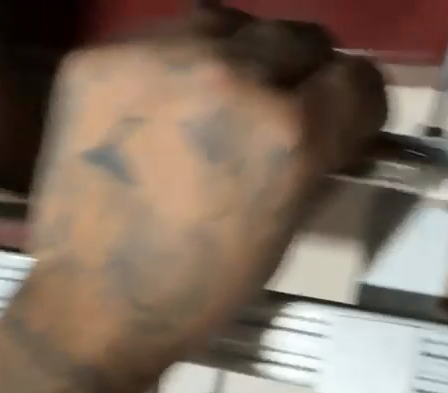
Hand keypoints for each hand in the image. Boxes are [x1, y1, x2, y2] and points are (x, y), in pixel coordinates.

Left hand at [12, 8, 386, 373]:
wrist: (91, 309)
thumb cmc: (194, 296)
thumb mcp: (277, 241)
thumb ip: (311, 170)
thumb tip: (329, 134)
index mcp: (287, 134)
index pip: (356, 80)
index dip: (355, 107)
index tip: (341, 122)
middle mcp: (232, 77)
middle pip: (298, 39)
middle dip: (299, 81)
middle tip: (273, 121)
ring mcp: (160, 59)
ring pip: (229, 26)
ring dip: (239, 61)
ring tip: (216, 110)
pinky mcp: (101, 60)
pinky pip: (160, 43)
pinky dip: (173, 74)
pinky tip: (159, 120)